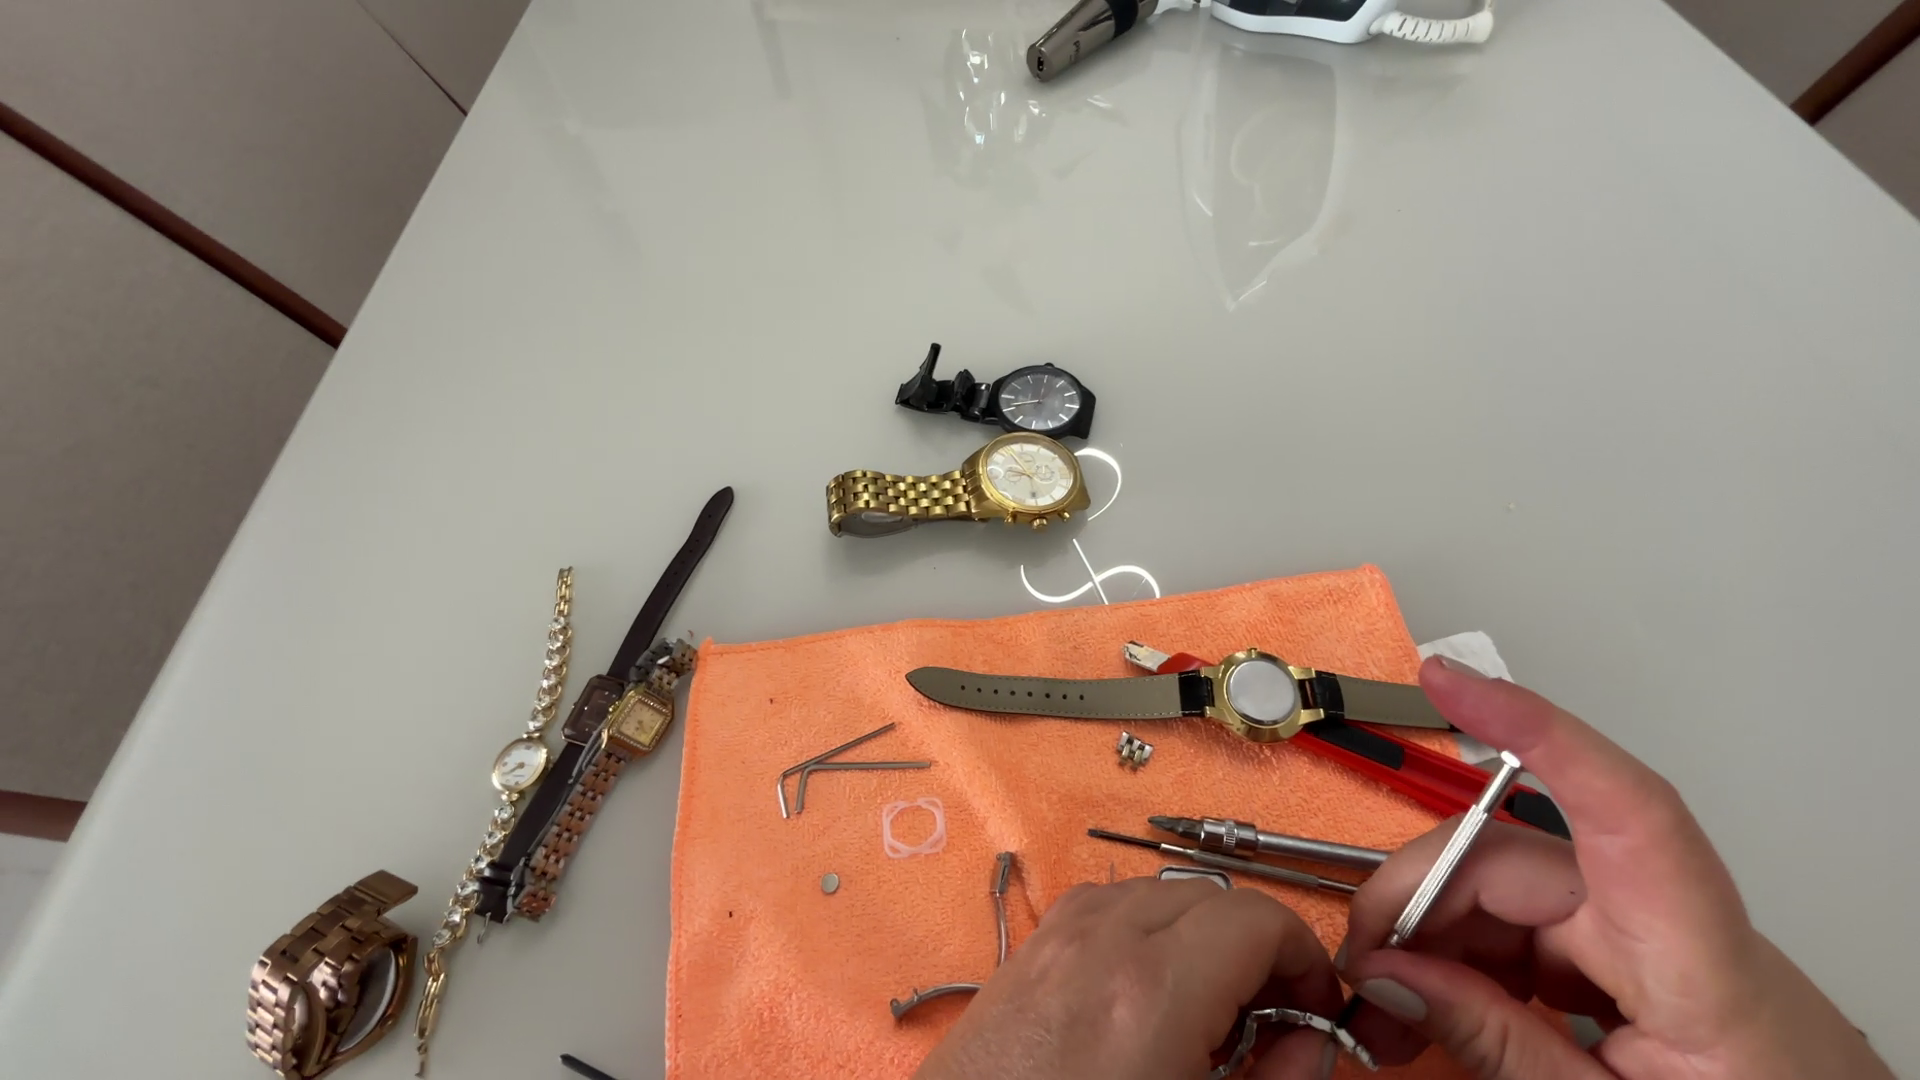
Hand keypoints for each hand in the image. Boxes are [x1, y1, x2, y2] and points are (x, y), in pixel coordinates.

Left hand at [915, 878, 1343, 1079]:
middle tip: (1273, 1014)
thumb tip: (1312, 1039)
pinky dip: (1144, 925)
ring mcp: (1057, 932)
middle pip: (1209, 896)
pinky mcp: (1029, 945)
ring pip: (1157, 890)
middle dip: (1255, 943)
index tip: (1318, 1007)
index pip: (1254, 918)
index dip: (1303, 955)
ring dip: (1199, 930)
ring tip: (1210, 1004)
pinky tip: (1144, 986)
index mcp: (1154, 988)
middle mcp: (1103, 936)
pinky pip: (1105, 903)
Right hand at [1339, 656, 1894, 1079]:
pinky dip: (1458, 964)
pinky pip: (1512, 932)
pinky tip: (1427, 1007)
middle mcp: (1665, 925)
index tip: (1446, 680)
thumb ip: (1494, 1045)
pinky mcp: (1616, 957)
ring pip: (1494, 894)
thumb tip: (1388, 974)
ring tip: (1385, 1012)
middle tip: (1361, 969)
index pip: (1626, 807)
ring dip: (1427, 944)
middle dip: (1416, 905)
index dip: (1531, 727)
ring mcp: (1638, 938)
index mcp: (1700, 966)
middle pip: (1507, 862)